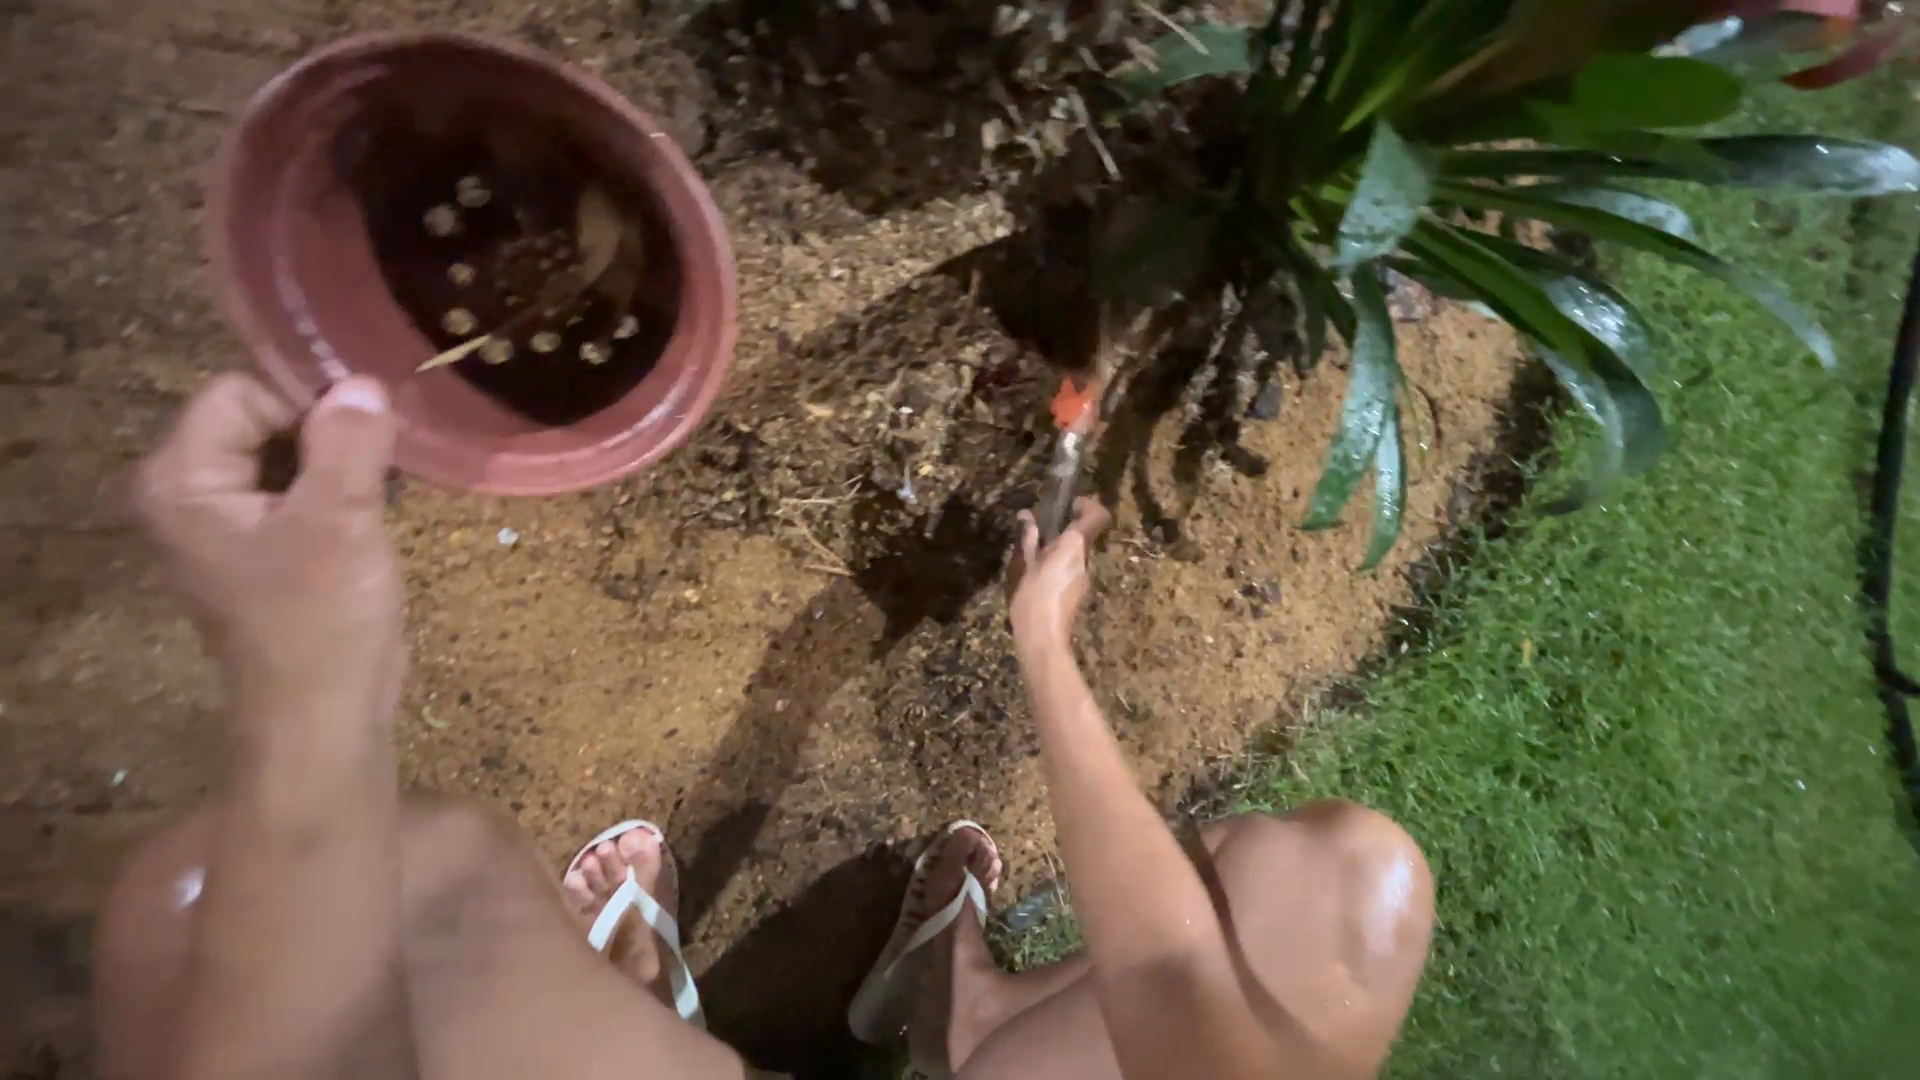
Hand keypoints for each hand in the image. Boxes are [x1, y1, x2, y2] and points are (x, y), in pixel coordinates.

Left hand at [139, 374, 403, 727]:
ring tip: (389, 484)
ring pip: (288, 456)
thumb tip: (365, 383)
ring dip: (344, 461)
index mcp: (183, 481)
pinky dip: (344, 489)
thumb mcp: (340, 522)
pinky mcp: (271, 547)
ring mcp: (232, 523)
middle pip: (261, 420)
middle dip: (330, 430)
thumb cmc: (322, 616)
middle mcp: (194, 494)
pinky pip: (303, 491)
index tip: (372, 431)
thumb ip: (349, 445)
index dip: (307, 402)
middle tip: (388, 458)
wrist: (325, 706)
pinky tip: (379, 509)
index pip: (240, 394)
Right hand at [1009, 497, 1110, 653]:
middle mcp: (1084, 559)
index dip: (1088, 505)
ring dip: (1058, 548)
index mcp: (1074, 547)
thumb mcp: (1024, 565)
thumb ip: (1027, 539)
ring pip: (1075, 553)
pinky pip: (1070, 568)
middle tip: (1037, 531)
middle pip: (1083, 535)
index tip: (1069, 505)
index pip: (1098, 516)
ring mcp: (1083, 577)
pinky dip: (1057, 564)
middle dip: (1063, 529)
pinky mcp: (1076, 592)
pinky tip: (1035, 575)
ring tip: (1031, 555)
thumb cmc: (1032, 598)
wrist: (1043, 639)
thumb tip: (1027, 517)